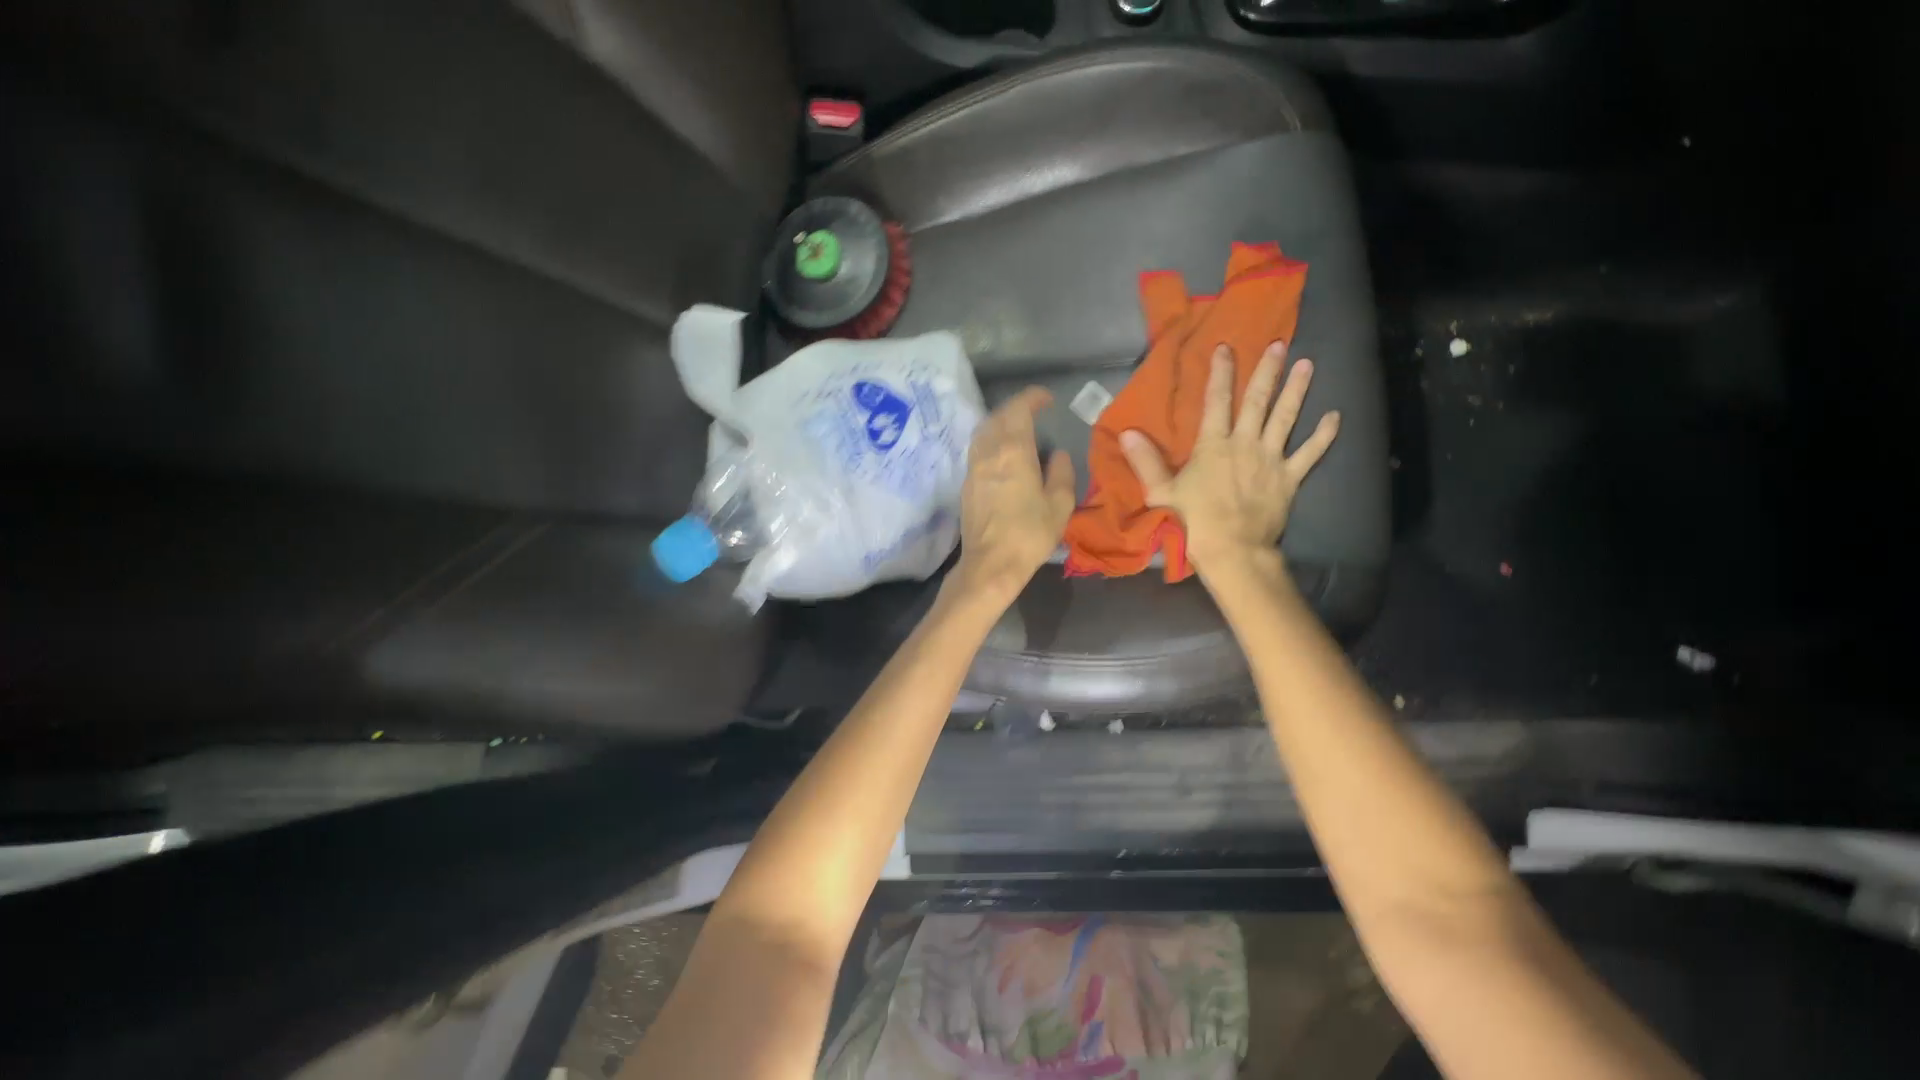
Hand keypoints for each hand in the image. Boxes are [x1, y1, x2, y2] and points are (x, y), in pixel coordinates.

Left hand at [950, 387, 1075, 602]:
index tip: (1046, 398)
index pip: (1018, 410)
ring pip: (983, 431)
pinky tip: (1003, 452)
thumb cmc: (1029, 534)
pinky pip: (978, 449)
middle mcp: (988, 452)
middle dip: (1016, 407)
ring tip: (1018, 428)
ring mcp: (973, 468)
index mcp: (1013, 451)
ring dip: (1000, 422)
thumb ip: (1061, 472)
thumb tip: (1056, 454)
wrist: (990, 564)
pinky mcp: (966, 484)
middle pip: (998, 416)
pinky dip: (992, 440)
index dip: (1032, 398)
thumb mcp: (1059, 504)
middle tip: (1034, 410)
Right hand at [1120, 341, 1338, 575]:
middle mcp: (1245, 443)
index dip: (1222, 373)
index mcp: (1214, 444)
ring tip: (1307, 364)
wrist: (1232, 548)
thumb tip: (1127, 433)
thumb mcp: (1161, 491)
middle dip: (1267, 372)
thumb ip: (1145, 461)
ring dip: (1296, 390)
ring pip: (1286, 418)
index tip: (1226, 348)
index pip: (1217, 401)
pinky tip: (1335, 416)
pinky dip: (1323, 435)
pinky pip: (1310, 453)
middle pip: (1258, 401)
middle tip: (1279, 345)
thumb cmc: (1194, 520)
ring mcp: (1271, 459)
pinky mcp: (1289, 478)